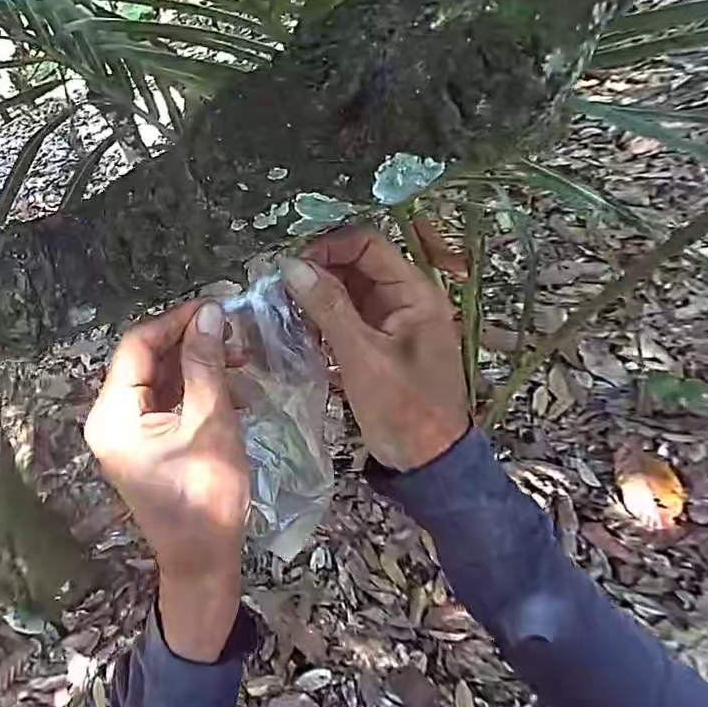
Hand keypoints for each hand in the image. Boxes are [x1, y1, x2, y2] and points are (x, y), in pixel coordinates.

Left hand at [85, 300, 250, 660]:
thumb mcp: (210, 421)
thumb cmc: (206, 494)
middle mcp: (111, 418)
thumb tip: (209, 312)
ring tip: (243, 361)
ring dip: (201, 366)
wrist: (205, 561)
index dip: (175, 321)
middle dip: (192, 344)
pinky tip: (236, 392)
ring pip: (163, 379)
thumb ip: (206, 364)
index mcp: (113, 414)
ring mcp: (129, 431)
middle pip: (148, 360)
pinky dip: (200, 390)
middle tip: (234, 333)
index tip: (215, 309)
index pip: (137, 345)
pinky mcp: (148, 442)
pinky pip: (170, 401)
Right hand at [282, 228, 469, 471]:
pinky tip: (302, 336)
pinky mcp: (378, 343)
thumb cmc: (403, 408)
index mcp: (414, 293)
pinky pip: (346, 318)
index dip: (329, 247)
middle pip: (355, 266)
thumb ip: (328, 307)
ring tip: (286, 315)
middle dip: (317, 274)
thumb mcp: (363, 356)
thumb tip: (293, 266)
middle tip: (281, 292)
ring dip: (316, 299)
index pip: (368, 244)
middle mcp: (404, 300)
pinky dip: (323, 322)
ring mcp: (391, 322)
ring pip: (347, 292)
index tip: (293, 267)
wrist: (426, 461)